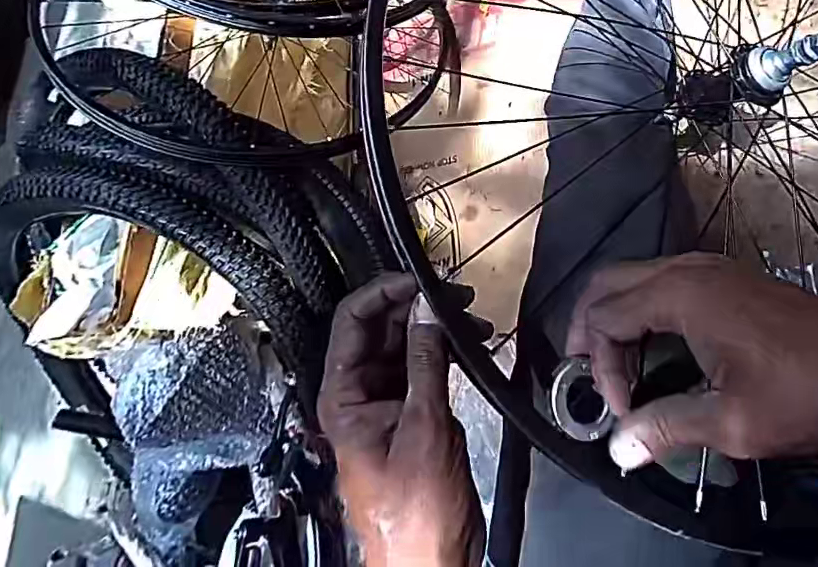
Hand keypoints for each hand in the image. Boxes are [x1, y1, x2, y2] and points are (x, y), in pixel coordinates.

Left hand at [319, 274, 483, 566]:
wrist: (434, 564)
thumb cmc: (416, 508)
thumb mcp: (424, 427)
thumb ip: (426, 360)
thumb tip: (429, 305)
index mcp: (343, 395)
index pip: (353, 320)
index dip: (385, 291)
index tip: (422, 279)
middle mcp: (359, 389)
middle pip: (382, 326)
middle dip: (419, 304)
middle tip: (460, 293)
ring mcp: (385, 398)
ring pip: (406, 340)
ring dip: (438, 325)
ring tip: (474, 318)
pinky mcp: (410, 408)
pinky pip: (423, 362)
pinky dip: (446, 348)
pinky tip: (472, 341)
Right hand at [563, 253, 817, 469]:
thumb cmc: (806, 393)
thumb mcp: (733, 422)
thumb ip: (666, 427)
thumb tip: (616, 449)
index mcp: (680, 293)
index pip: (607, 316)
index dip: (602, 367)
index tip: (621, 414)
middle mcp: (686, 268)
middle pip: (609, 282)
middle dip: (590, 328)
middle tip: (590, 377)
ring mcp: (708, 267)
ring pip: (634, 279)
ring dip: (617, 319)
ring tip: (621, 372)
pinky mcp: (726, 277)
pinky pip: (662, 283)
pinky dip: (643, 311)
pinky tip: (658, 351)